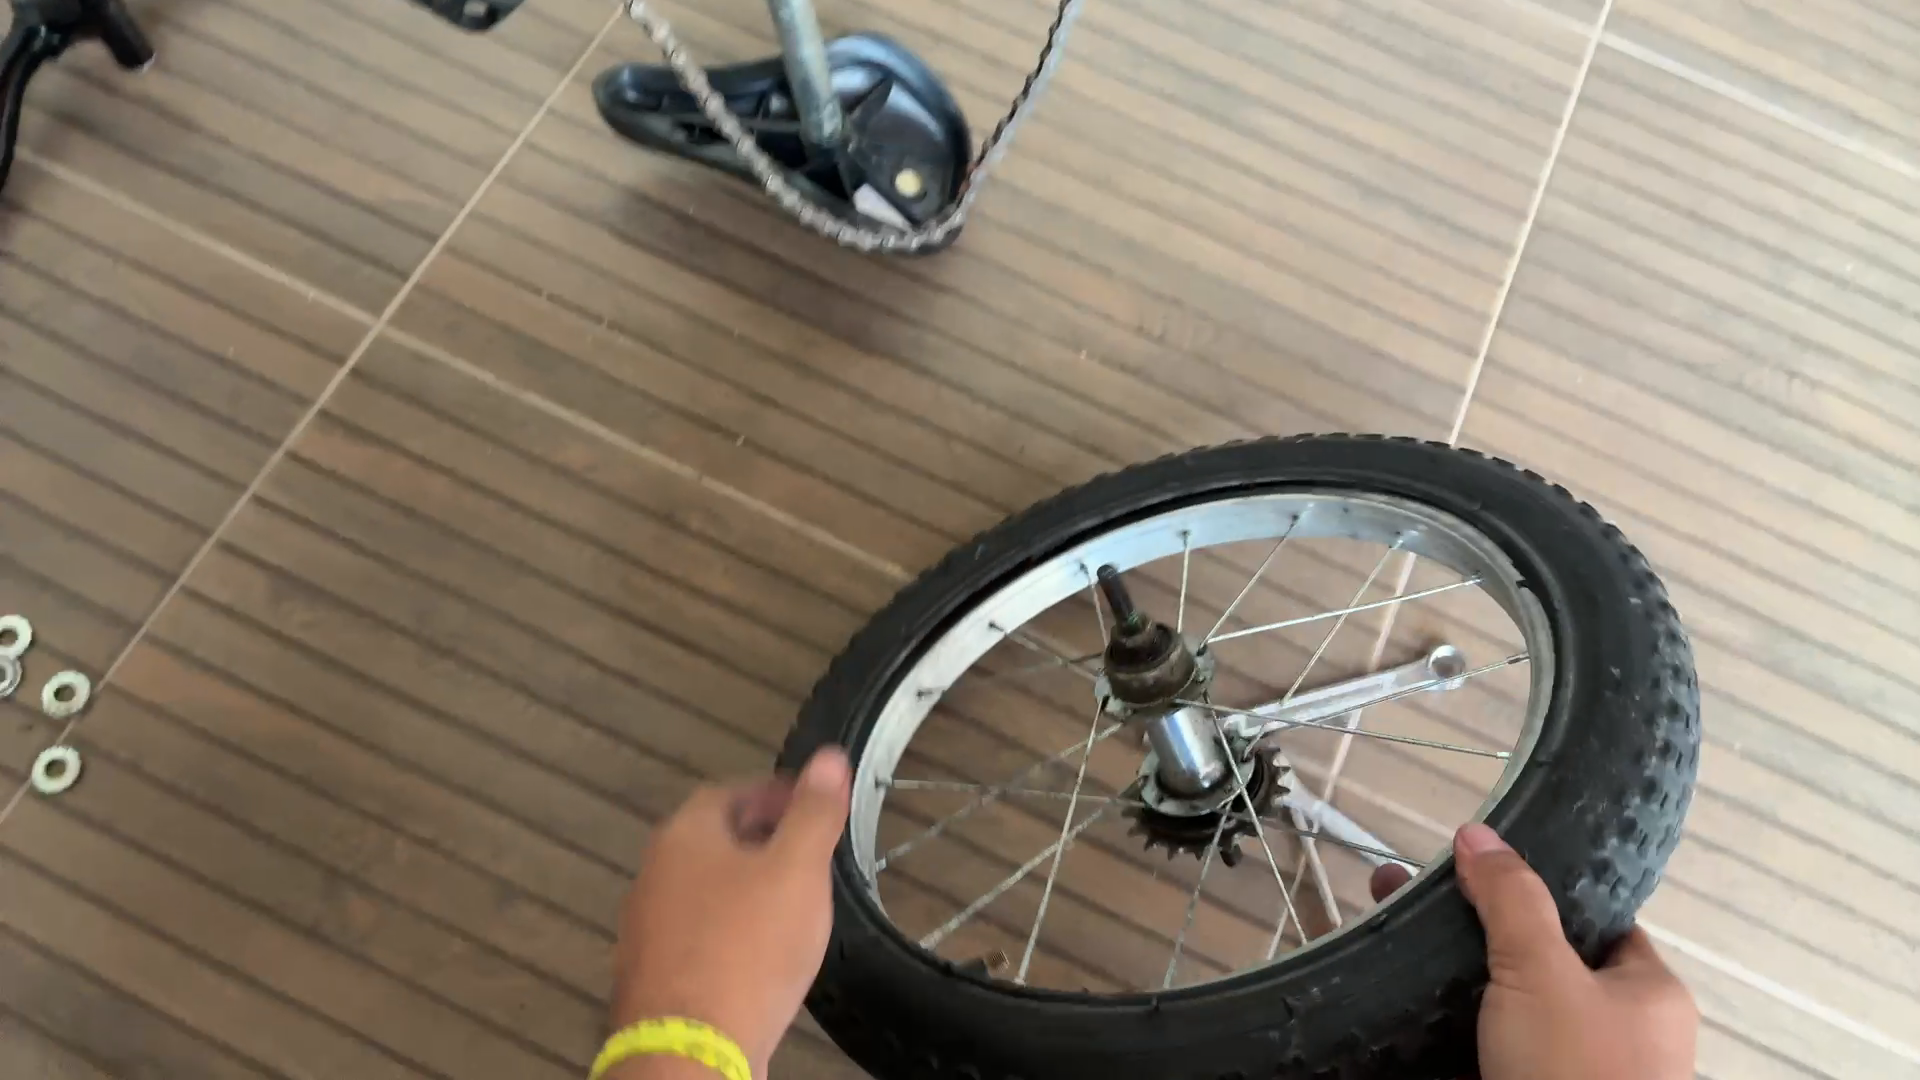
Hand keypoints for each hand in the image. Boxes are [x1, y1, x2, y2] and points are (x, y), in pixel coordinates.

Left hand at [609, 749, 852, 1077]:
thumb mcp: (798, 867)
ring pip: (710, 885)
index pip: (735, 791)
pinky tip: (764, 950)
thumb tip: (829, 757)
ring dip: (752, 882)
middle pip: (719, 837)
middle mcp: (655, 872)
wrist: (691, 1057)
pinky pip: (701, 930)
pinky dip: (734, 925)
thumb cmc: (749, 946)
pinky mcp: (653, 975)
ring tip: (796, 899)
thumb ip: (815, 810)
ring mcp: (647, 927)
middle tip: (813, 852)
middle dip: (769, 836)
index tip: (818, 809)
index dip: (780, 794)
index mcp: (685, 834)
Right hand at [1370, 825, 1696, 1079]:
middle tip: (1408, 880)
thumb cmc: (1575, 1070)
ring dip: (1440, 947)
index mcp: (1644, 991)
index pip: (1591, 916)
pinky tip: (1392, 964)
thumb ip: (1511, 899)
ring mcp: (1558, 1052)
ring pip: (1493, 980)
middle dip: (1466, 908)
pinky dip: (1434, 991)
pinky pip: (1472, 1018)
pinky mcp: (1512, 1072)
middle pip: (1531, 942)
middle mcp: (1609, 1021)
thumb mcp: (1543, 971)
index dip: (1537, 882)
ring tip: (1383, 907)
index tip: (1476, 858)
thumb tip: (1478, 831)